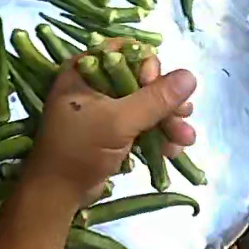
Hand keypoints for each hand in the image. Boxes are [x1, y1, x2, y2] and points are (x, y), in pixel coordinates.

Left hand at [21, 40, 196, 207]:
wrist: (57, 195)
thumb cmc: (79, 150)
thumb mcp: (119, 122)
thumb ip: (155, 99)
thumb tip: (191, 76)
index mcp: (86, 70)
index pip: (128, 52)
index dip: (150, 69)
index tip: (161, 91)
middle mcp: (96, 83)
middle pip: (144, 79)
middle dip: (167, 101)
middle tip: (184, 116)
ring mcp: (106, 108)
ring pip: (147, 104)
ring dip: (168, 120)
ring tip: (186, 139)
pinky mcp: (113, 130)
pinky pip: (143, 124)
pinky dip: (159, 134)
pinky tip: (174, 150)